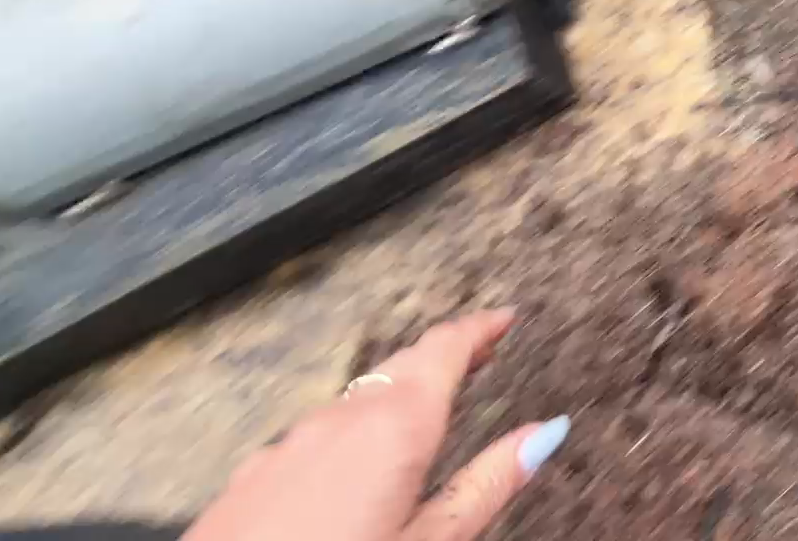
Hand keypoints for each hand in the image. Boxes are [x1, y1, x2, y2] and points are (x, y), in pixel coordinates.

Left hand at [182, 310, 565, 540]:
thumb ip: (490, 482)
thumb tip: (548, 430)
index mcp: (396, 425)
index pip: (447, 347)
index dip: (482, 326)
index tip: (507, 316)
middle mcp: (342, 419)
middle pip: (405, 362)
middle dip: (447, 353)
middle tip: (483, 354)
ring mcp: (289, 445)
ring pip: (359, 395)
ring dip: (400, 388)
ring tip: (429, 404)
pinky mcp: (249, 478)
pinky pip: (317, 431)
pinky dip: (354, 425)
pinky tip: (355, 462)